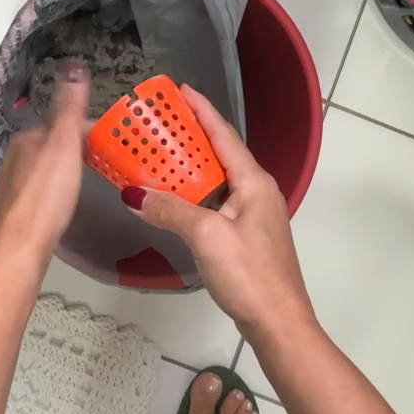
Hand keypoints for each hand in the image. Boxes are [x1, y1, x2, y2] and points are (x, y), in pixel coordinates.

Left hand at [0, 60, 90, 260]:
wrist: (20, 248)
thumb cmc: (45, 197)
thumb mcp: (64, 144)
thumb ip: (69, 106)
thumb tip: (73, 64)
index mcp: (25, 138)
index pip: (60, 122)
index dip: (86, 128)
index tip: (109, 140)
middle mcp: (13, 157)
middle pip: (51, 144)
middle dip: (75, 148)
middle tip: (104, 160)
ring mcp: (12, 185)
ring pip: (45, 167)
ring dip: (65, 168)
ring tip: (89, 179)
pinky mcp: (16, 210)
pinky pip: (41, 189)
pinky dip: (55, 189)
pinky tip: (66, 202)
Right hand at [124, 86, 314, 342]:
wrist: (279, 324)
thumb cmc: (249, 274)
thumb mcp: (205, 236)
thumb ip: (170, 210)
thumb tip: (134, 194)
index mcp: (253, 181)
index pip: (223, 134)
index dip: (202, 110)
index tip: (180, 89)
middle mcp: (256, 191)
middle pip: (220, 153)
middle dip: (191, 135)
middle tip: (159, 122)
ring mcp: (252, 215)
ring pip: (216, 178)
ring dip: (189, 165)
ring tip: (158, 153)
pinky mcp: (245, 236)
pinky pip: (214, 201)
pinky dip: (192, 192)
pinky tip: (172, 197)